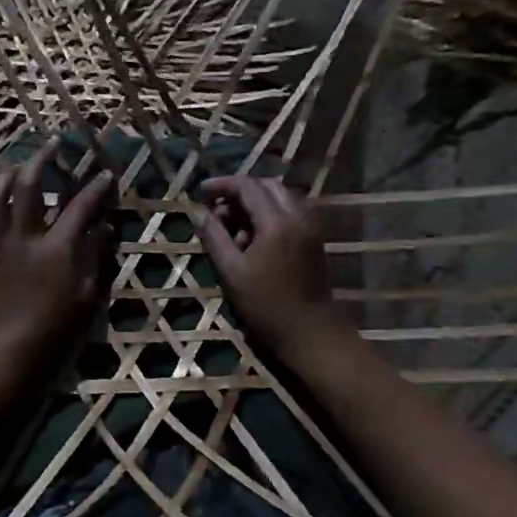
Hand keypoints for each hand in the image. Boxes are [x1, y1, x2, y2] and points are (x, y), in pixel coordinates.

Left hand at [0, 141, 115, 367]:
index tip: (106, 174)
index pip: (80, 208)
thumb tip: (107, 230)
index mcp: (56, 248)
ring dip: (4, 178)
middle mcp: (26, 238)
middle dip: (41, 160)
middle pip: (29, 187)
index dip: (96, 189)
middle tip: (51, 145)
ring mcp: (0, 246)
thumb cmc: (55, 326)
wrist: (8, 349)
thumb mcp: (87, 295)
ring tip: (15, 168)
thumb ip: (96, 258)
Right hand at [194, 175, 353, 352]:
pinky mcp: (314, 238)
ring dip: (255, 201)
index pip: (248, 187)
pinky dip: (270, 212)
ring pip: (281, 197)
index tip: (201, 192)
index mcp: (276, 222)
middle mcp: (297, 216)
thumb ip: (215, 237)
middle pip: (267, 185)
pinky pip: (290, 211)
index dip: (222, 185)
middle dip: (239, 191)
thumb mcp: (231, 272)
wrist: (310, 332)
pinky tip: (254, 234)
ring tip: (233, 223)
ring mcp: (310, 226)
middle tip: (217, 207)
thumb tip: (202, 214)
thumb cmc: (266, 305)